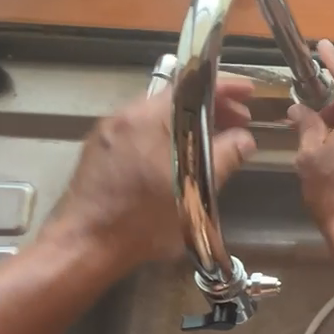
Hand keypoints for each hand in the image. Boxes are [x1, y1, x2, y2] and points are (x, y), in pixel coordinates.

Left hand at [44, 73, 255, 269]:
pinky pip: (143, 132)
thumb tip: (245, 138)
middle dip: (211, 108)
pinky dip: (170, 135)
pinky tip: (184, 157)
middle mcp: (124, 117)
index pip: (191, 87)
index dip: (224, 87)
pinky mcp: (101, 153)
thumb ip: (224, 157)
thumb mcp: (194, 189)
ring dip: (191, 124)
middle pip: (175, 100)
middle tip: (241, 123)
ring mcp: (109, 134)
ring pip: (159, 117)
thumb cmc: (143, 219)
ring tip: (217, 142)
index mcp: (146, 119)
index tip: (249, 93)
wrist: (85, 246)